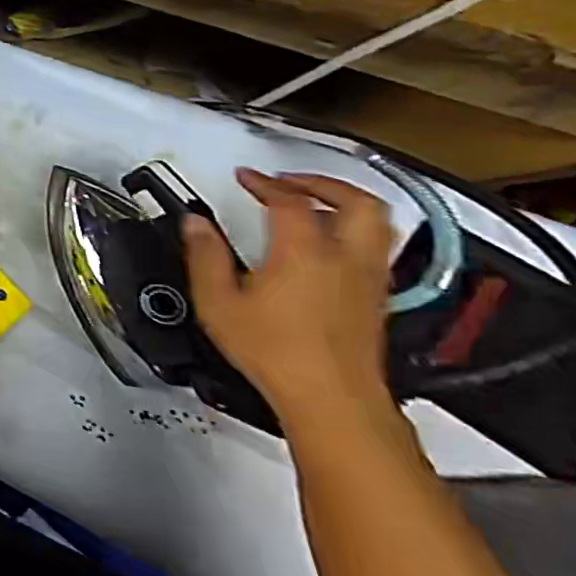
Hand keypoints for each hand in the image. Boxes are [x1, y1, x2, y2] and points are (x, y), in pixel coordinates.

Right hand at [182, 169, 395, 427]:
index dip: (265, 183)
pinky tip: (333, 241)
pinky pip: (378, 248)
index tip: (247, 177)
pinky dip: (356, 230)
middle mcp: (345, 261)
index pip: (290, 201)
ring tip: (318, 200)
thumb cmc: (277, 353)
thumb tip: (196, 225)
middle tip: (292, 179)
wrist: (330, 398)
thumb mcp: (217, 300)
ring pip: (379, 223)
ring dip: (348, 202)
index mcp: (304, 254)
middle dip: (324, 182)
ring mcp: (368, 280)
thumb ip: (205, 255)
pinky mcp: (377, 299)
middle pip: (357, 202)